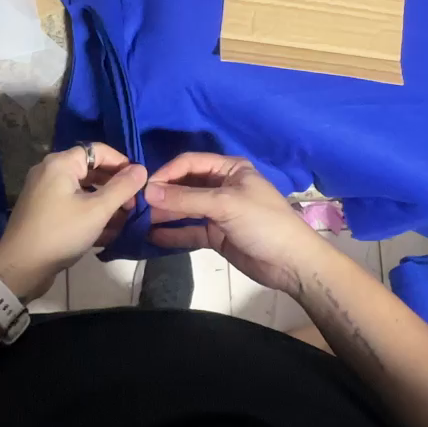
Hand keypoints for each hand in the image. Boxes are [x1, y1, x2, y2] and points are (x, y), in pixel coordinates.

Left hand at [0, 143, 147, 299]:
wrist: (21, 267)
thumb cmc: (61, 233)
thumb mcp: (97, 210)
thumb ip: (122, 188)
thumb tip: (142, 169)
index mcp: (60, 163)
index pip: (97, 150)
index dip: (121, 162)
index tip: (139, 181)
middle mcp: (49, 171)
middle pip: (90, 169)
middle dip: (114, 185)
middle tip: (133, 204)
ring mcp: (44, 191)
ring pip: (82, 189)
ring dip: (104, 201)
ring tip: (123, 218)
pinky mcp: (43, 210)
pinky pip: (72, 202)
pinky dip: (89, 211)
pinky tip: (105, 229)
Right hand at [144, 153, 334, 295]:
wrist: (291, 263)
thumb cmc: (263, 223)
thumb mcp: (225, 205)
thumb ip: (185, 199)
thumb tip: (147, 192)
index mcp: (229, 169)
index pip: (190, 163)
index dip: (167, 173)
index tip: (144, 188)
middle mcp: (221, 186)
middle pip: (184, 185)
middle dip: (162, 194)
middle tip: (135, 206)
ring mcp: (218, 211)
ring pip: (184, 209)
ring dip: (163, 214)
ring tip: (138, 221)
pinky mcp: (216, 235)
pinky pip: (189, 230)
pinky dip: (172, 232)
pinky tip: (151, 236)